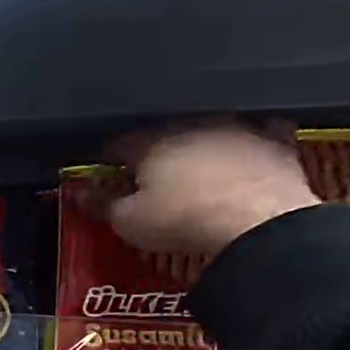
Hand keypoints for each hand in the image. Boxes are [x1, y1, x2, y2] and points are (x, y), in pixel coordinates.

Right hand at [101, 121, 321, 256]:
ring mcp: (237, 130)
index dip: (103, 160)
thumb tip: (75, 191)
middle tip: (140, 175)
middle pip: (162, 134)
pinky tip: (241, 153)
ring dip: (193, 144)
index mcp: (151, 143)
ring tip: (186, 168)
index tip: (98, 173)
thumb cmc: (180, 220)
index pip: (116, 144)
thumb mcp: (127, 220)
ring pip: (206, 131)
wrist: (257, 222)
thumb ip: (99, 203)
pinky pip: (257, 134)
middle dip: (149, 151)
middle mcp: (193, 126)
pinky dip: (245, 143)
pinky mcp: (273, 142)